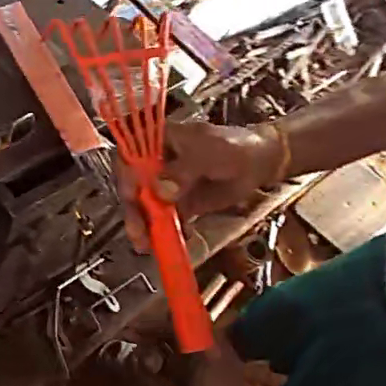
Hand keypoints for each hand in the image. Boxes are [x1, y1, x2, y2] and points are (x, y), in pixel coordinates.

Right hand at [121, 121, 281, 249]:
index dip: (125, 177)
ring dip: (147, 227)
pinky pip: (167, 220)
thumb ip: (183, 170)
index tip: (131, 198)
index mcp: (159, 141)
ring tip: (150, 244)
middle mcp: (157, 164)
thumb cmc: (235, 146)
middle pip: (134, 187)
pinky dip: (167, 232)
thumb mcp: (208, 152)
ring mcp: (168, 185)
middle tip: (138, 232)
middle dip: (134, 211)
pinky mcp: (180, 204)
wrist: (260, 163)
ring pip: (147, 208)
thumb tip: (160, 189)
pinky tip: (174, 242)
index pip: (129, 157)